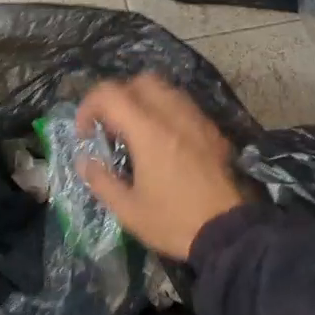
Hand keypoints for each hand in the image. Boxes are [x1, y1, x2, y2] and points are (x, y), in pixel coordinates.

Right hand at [75, 74, 244, 260]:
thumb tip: (85, 162)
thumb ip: (101, 181)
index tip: (85, 132)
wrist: (229, 233)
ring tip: (137, 131)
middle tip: (111, 127)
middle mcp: (173, 116)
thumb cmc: (174, 221)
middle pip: (140, 82)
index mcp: (148, 132)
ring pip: (166, 90)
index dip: (89, 106)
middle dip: (118, 97)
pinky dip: (166, 112)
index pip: (110, 94)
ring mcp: (196, 121)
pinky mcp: (212, 132)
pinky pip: (184, 106)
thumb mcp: (128, 210)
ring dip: (144, 101)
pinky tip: (164, 141)